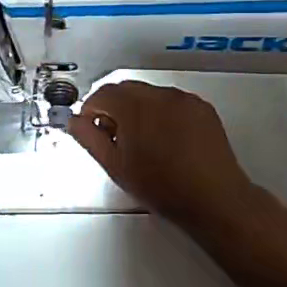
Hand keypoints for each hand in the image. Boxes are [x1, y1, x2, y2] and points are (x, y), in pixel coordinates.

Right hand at [66, 80, 260, 228]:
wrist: (212, 198)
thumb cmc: (163, 187)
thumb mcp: (116, 166)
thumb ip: (90, 138)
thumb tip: (74, 122)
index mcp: (135, 108)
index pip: (103, 93)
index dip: (91, 108)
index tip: (89, 124)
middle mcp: (161, 96)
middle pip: (126, 89)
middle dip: (113, 106)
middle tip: (112, 135)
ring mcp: (184, 100)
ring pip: (150, 94)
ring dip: (138, 108)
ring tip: (141, 141)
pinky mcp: (202, 108)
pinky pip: (173, 101)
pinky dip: (162, 112)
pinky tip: (165, 139)